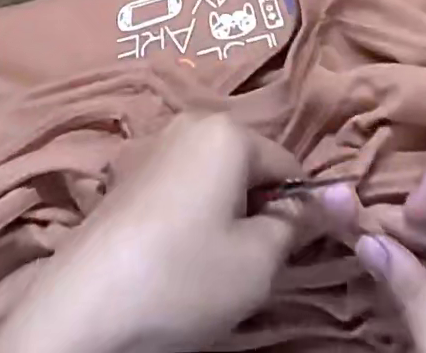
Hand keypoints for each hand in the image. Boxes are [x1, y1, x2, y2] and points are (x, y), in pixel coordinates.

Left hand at [0, 114, 305, 352]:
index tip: (294, 252)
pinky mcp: (127, 170)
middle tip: (250, 258)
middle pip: (249, 163)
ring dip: (226, 209)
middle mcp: (189, 121)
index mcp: (226, 131)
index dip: (300, 210)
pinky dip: (192, 208)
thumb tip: (337, 196)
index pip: (289, 165)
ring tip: (211, 258)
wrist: (87, 304)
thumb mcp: (259, 260)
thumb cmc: (186, 276)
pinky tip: (176, 250)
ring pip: (214, 173)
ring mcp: (153, 142)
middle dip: (259, 205)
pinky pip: (181, 180)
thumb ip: (300, 222)